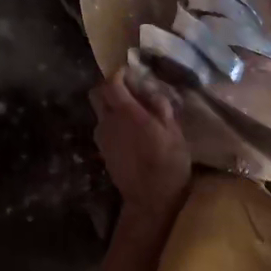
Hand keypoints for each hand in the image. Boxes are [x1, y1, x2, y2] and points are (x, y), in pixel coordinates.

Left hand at [90, 68, 191, 225]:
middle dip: (108, 87)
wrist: (151, 199)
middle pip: (96, 94)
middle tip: (128, 89)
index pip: (112, 84)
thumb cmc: (169, 163)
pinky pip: (103, 127)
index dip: (119, 73)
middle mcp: (109, 122)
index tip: (131, 71)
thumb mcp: (174, 132)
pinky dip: (113, 122)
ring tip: (133, 112)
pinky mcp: (102, 150)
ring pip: (99, 111)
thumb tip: (152, 93)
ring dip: (111, 106)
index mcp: (128, 113)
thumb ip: (161, 108)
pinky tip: (131, 131)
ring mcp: (102, 137)